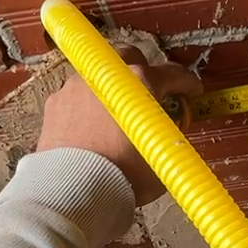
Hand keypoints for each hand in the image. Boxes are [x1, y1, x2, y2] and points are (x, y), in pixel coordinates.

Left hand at [38, 46, 203, 205]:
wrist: (74, 189)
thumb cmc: (125, 175)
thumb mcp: (163, 160)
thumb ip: (169, 139)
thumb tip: (172, 136)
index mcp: (140, 83)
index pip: (173, 74)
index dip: (187, 83)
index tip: (192, 92)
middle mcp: (107, 74)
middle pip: (130, 58)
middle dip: (144, 71)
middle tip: (151, 95)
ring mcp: (77, 85)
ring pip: (100, 75)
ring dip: (112, 88)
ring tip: (117, 114)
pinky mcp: (55, 102)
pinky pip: (76, 96)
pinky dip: (87, 106)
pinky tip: (91, 128)